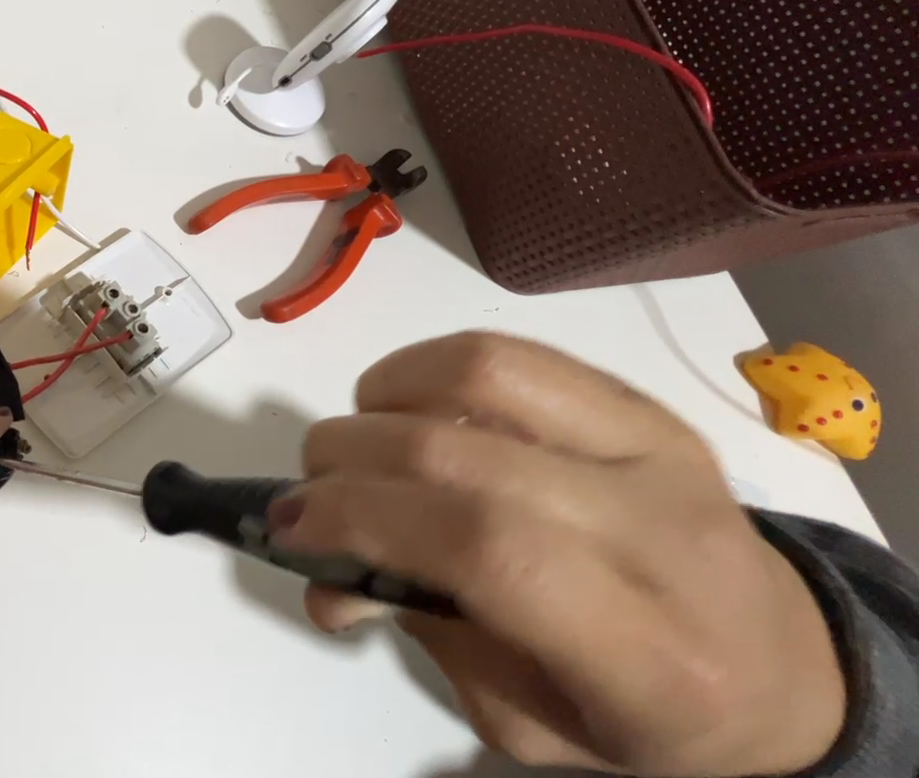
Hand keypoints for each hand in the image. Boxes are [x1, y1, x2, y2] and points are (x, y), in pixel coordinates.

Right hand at [271, 332, 844, 776]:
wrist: (778, 670)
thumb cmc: (635, 713)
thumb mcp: (517, 716)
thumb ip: (415, 633)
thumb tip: (318, 578)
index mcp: (646, 649)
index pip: (484, 548)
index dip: (363, 519)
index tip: (291, 527)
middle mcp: (662, 534)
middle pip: (457, 455)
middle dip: (343, 462)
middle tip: (309, 495)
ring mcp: (656, 451)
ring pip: (479, 376)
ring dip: (378, 404)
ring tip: (360, 446)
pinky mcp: (638, 404)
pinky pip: (504, 352)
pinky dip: (419, 368)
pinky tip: (398, 408)